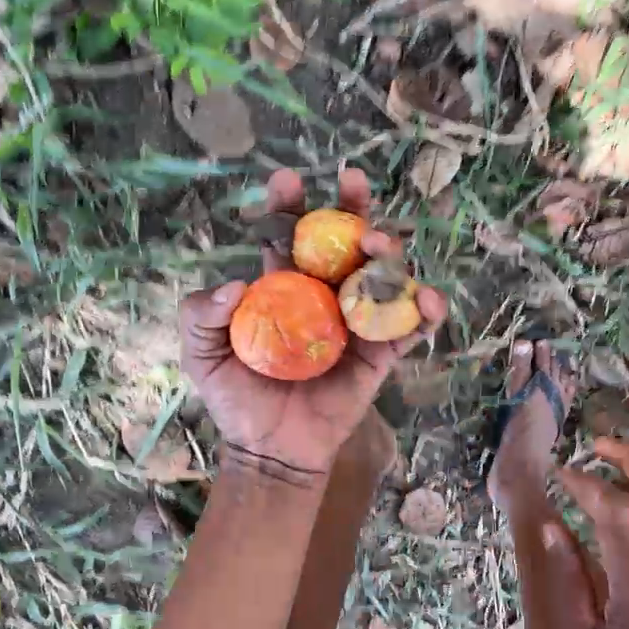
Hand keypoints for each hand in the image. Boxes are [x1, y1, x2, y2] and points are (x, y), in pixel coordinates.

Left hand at [178, 168, 445, 480]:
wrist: (272, 448)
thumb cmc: (237, 398)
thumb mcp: (202, 356)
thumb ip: (201, 316)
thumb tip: (234, 284)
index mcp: (286, 286)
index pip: (291, 235)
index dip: (291, 204)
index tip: (289, 180)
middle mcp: (327, 295)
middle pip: (348, 241)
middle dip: (353, 209)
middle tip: (353, 187)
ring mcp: (358, 321)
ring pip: (384, 274)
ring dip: (388, 252)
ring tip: (378, 247)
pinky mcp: (383, 352)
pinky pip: (411, 326)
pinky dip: (426, 310)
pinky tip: (428, 300)